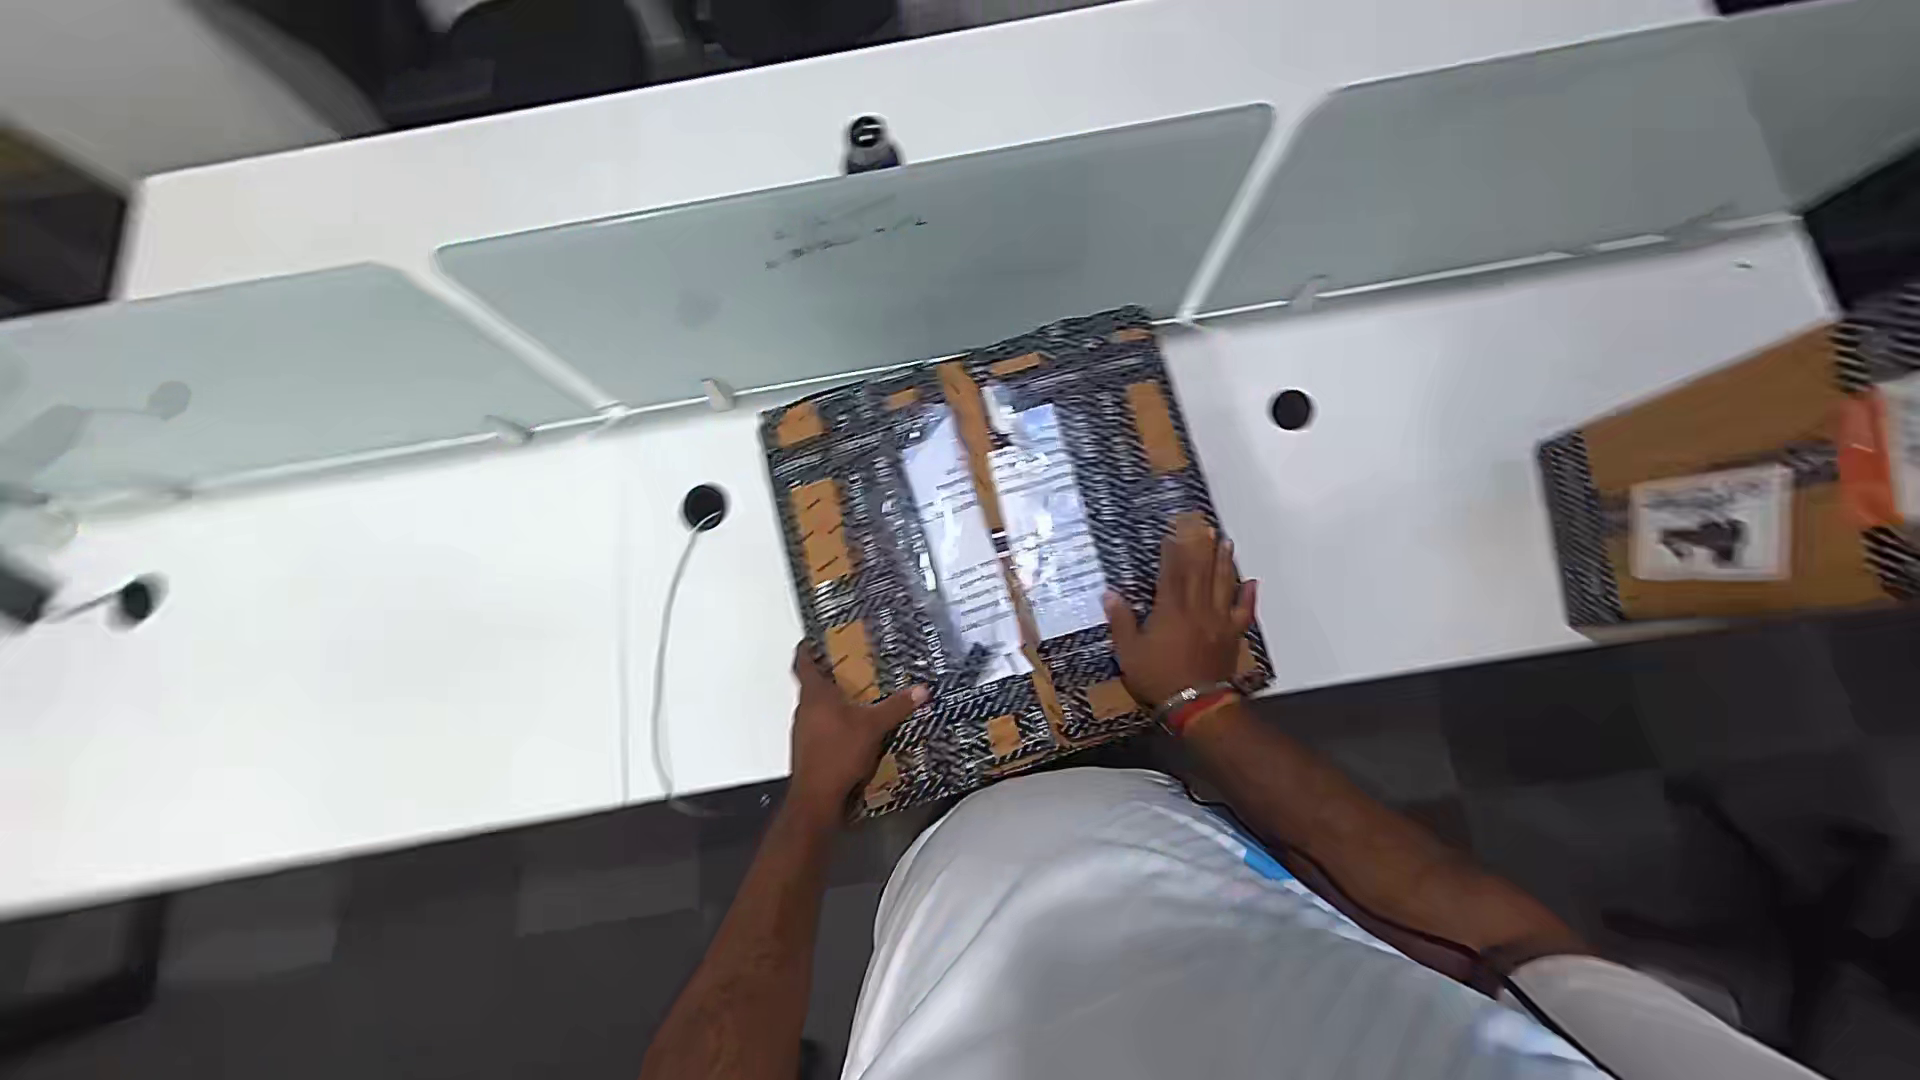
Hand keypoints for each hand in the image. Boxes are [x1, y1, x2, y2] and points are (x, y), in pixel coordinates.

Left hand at [786, 641, 927, 821]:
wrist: (815, 799)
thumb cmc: (839, 753)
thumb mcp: (874, 727)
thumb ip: (897, 706)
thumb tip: (922, 689)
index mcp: (814, 695)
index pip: (803, 662)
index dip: (807, 647)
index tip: (816, 637)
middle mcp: (804, 709)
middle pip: (812, 683)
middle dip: (830, 673)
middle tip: (852, 664)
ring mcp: (803, 730)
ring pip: (816, 706)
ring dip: (833, 699)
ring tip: (858, 695)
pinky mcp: (807, 749)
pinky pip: (820, 725)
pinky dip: (834, 720)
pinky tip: (854, 727)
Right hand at [1103, 515, 1257, 707]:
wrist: (1195, 704)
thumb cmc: (1157, 676)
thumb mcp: (1128, 650)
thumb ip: (1120, 620)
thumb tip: (1110, 593)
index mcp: (1170, 609)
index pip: (1171, 572)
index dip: (1172, 550)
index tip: (1172, 530)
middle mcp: (1197, 608)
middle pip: (1200, 571)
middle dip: (1200, 545)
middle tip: (1203, 524)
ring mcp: (1218, 620)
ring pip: (1222, 584)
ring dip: (1224, 562)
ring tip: (1225, 542)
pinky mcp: (1231, 635)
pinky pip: (1243, 612)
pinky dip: (1249, 596)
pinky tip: (1252, 582)